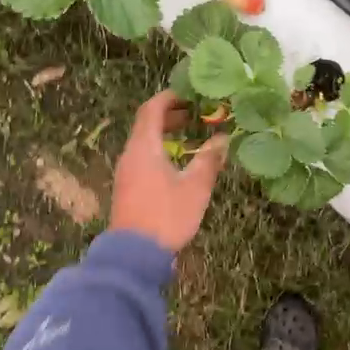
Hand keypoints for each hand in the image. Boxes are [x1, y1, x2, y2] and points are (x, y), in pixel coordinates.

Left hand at [109, 91, 229, 252]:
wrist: (135, 254)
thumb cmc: (167, 215)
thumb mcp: (195, 187)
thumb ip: (209, 159)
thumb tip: (223, 138)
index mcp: (144, 147)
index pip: (151, 110)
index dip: (170, 98)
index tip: (190, 96)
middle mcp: (130, 155)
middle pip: (147, 125)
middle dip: (171, 116)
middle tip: (196, 115)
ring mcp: (126, 172)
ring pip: (145, 143)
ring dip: (166, 135)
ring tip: (191, 138)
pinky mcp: (128, 188)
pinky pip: (143, 159)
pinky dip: (161, 152)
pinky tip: (179, 164)